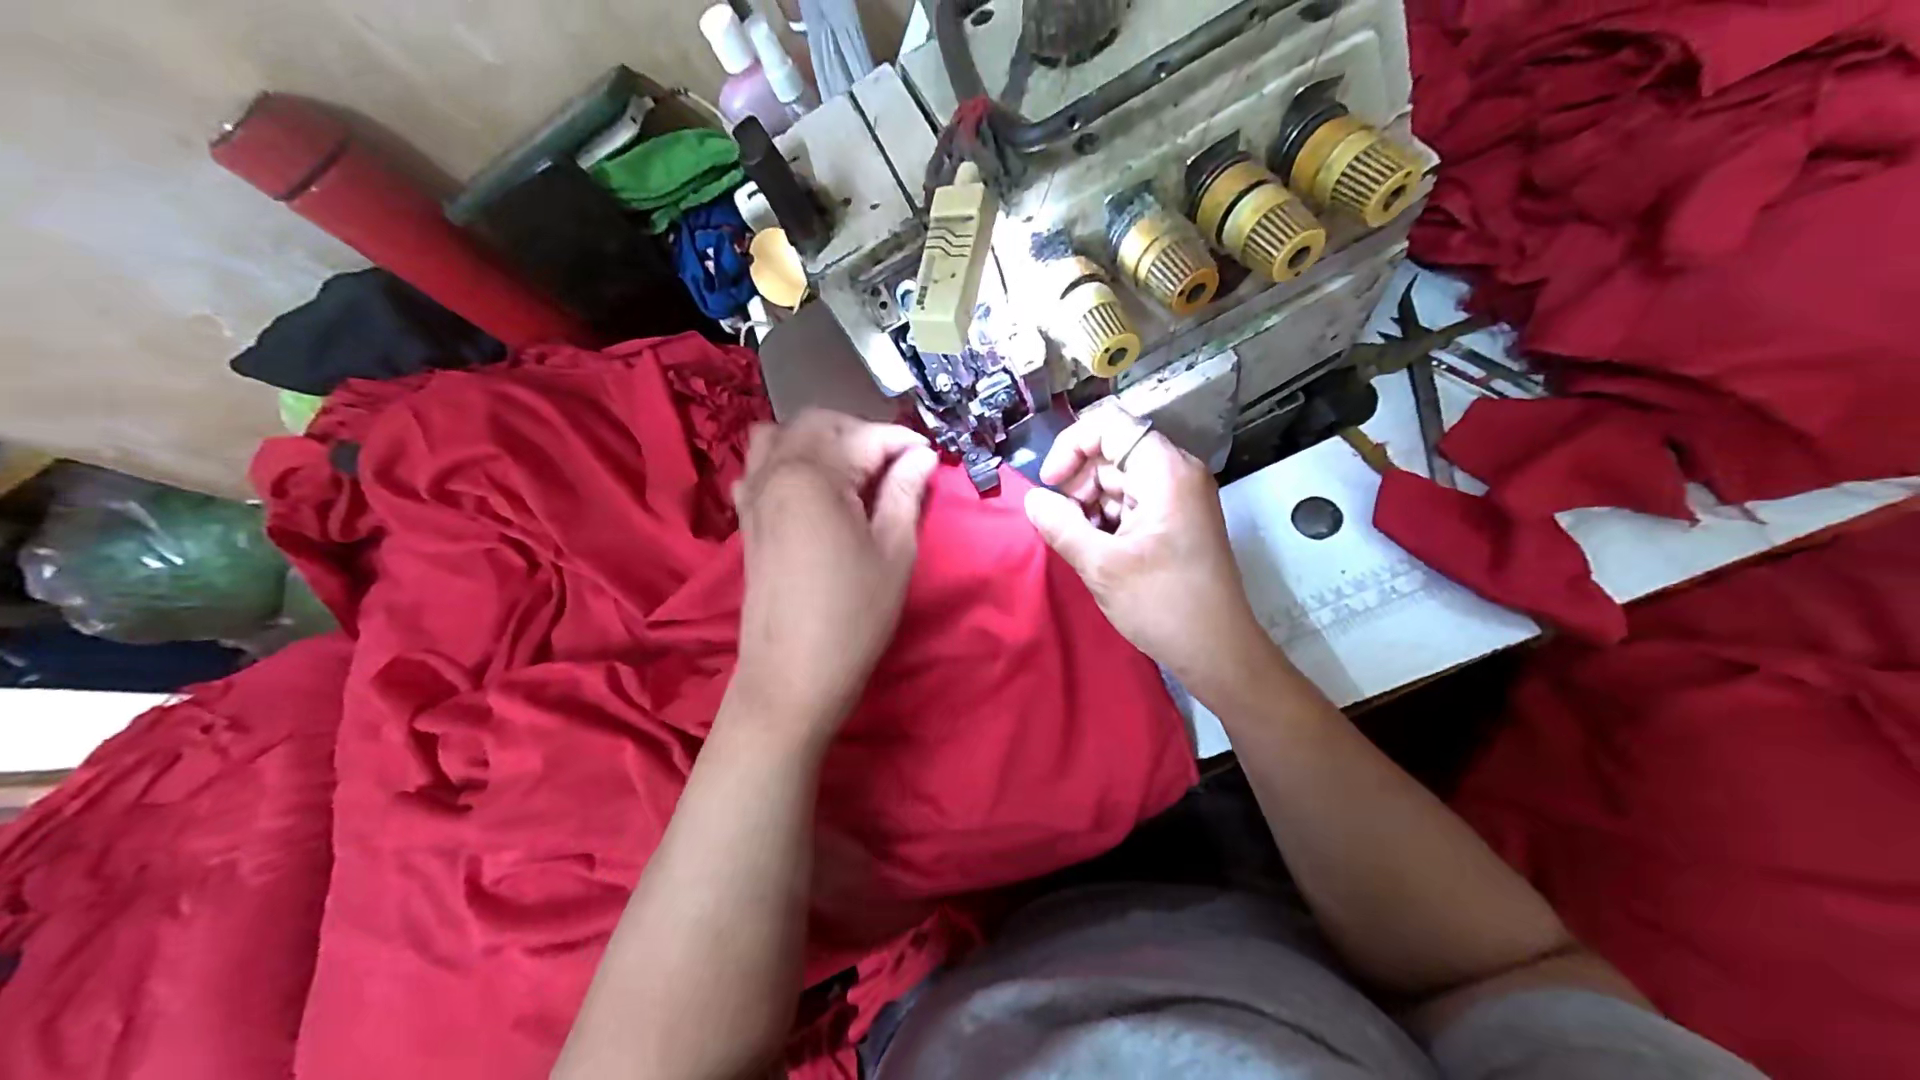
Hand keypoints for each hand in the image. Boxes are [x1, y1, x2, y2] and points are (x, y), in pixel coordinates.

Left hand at [729, 409, 939, 742]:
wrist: (791, 677)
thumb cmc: (853, 616)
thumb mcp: (894, 552)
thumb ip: (905, 493)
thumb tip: (920, 456)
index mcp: (813, 474)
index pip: (864, 436)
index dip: (903, 442)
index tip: (930, 459)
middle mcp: (775, 471)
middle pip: (817, 423)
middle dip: (861, 433)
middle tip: (896, 466)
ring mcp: (753, 494)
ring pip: (781, 436)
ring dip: (820, 441)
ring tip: (853, 473)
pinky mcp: (746, 519)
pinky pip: (762, 466)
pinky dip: (789, 462)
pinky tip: (814, 493)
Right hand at [1023, 408, 1270, 694]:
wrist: (1217, 651)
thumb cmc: (1163, 604)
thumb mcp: (1101, 565)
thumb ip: (1059, 525)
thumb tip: (1032, 499)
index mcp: (1165, 471)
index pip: (1109, 425)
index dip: (1072, 447)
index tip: (1051, 485)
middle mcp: (1176, 473)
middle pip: (1111, 452)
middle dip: (1079, 483)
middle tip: (1064, 525)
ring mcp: (1178, 497)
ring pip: (1117, 480)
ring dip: (1090, 506)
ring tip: (1082, 545)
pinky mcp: (1175, 520)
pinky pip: (1131, 502)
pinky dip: (1106, 520)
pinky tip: (1098, 551)